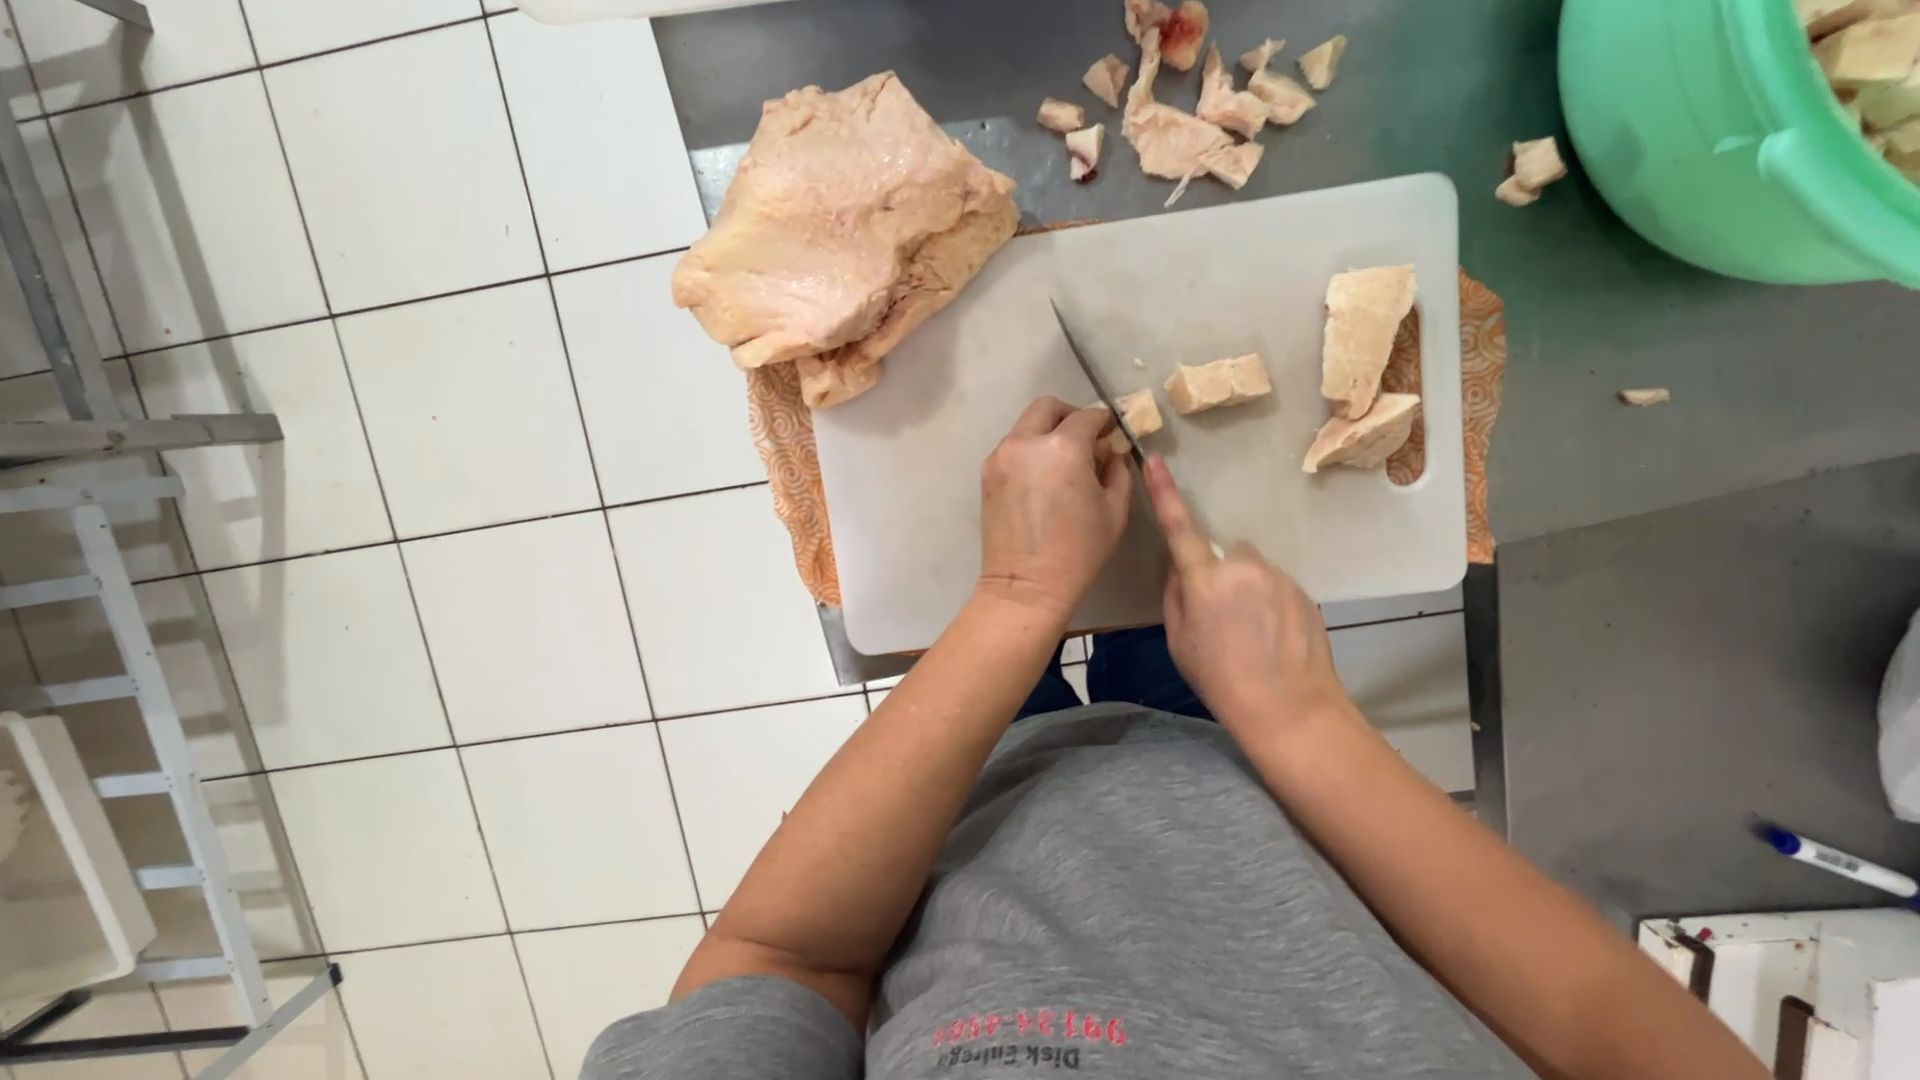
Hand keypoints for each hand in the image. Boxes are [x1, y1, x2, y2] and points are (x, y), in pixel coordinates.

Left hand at [977, 397, 1132, 619]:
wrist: (1027, 586)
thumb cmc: (1079, 552)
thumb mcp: (1114, 510)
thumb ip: (1116, 469)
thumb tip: (1111, 451)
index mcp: (1063, 448)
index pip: (1087, 416)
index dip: (1104, 421)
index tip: (1111, 433)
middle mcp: (1026, 443)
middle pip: (1048, 407)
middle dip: (1070, 416)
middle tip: (1086, 440)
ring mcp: (1001, 456)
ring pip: (1026, 425)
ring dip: (1047, 432)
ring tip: (1064, 462)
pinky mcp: (987, 474)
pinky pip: (1013, 447)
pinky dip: (1030, 450)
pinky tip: (1044, 478)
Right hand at [1143, 456, 1351, 733]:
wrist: (1290, 708)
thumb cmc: (1221, 680)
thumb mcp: (1179, 642)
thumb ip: (1176, 597)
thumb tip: (1181, 570)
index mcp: (1204, 580)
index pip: (1178, 528)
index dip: (1164, 494)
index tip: (1155, 461)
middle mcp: (1242, 567)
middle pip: (1223, 554)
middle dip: (1219, 575)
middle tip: (1220, 619)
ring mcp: (1277, 577)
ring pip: (1252, 571)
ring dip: (1247, 590)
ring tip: (1251, 634)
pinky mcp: (1303, 591)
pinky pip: (1275, 586)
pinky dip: (1270, 605)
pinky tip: (1273, 639)